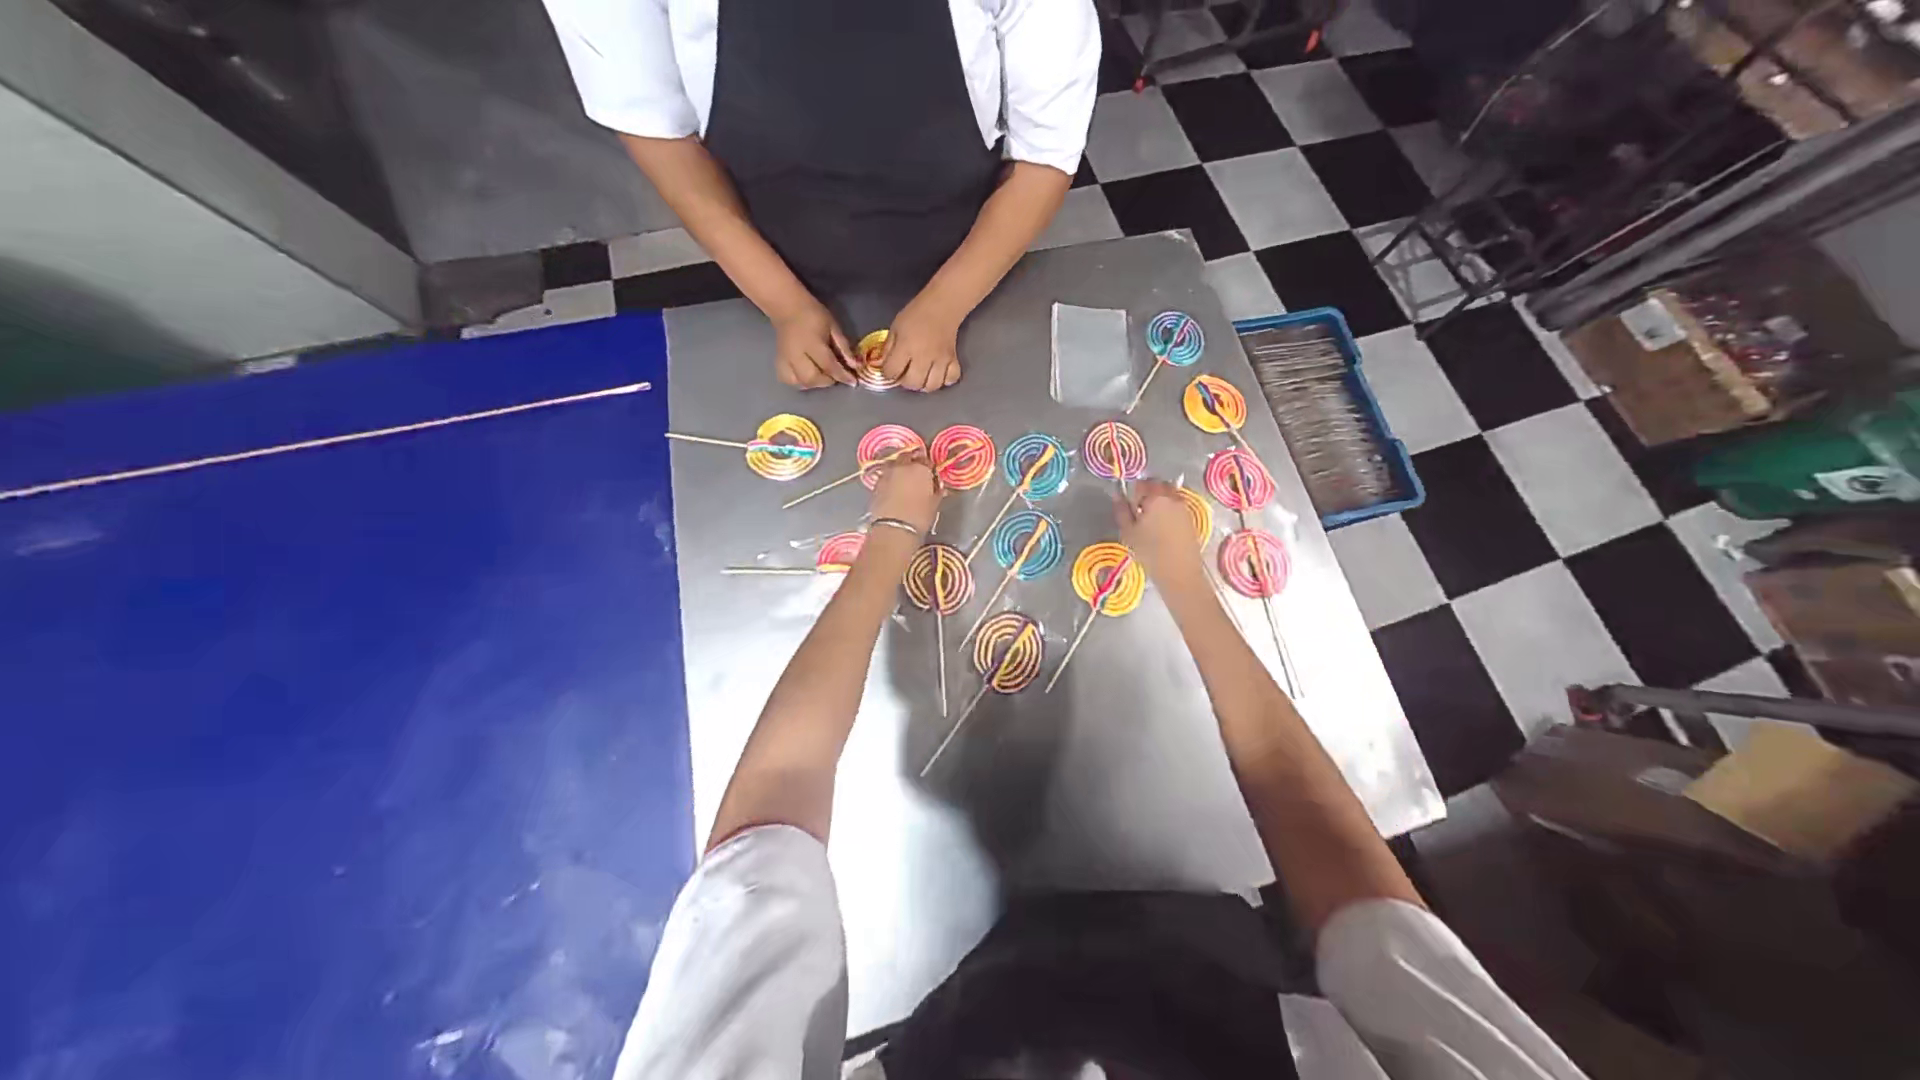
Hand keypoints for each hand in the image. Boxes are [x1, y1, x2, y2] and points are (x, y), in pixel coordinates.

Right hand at [771, 301, 855, 388]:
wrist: (788, 308)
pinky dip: (800, 383)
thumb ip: (843, 347)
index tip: (853, 382)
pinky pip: (788, 380)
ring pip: (800, 382)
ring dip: (815, 384)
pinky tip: (807, 377)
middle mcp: (796, 354)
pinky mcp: (779, 362)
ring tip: (822, 376)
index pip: (828, 365)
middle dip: (827, 381)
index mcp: (812, 342)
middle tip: (835, 375)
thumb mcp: (833, 327)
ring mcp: (785, 360)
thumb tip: (855, 366)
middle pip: (812, 378)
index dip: (842, 375)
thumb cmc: (813, 315)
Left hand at [869, 451, 942, 533]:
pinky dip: (890, 479)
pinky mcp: (875, 484)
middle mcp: (902, 466)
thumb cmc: (919, 517)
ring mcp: (887, 473)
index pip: (927, 460)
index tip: (931, 475)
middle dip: (913, 462)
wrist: (893, 529)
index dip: (929, 467)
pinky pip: (885, 476)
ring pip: (894, 465)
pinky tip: (893, 489)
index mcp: (920, 468)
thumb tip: (937, 486)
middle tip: (917, 474)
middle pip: (908, 457)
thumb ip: (936, 490)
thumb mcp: (934, 504)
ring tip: (904, 481)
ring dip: (899, 469)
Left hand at [878, 300, 961, 392]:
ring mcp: (940, 360)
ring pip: (932, 386)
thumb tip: (881, 364)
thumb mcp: (895, 328)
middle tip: (905, 374)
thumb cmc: (916, 314)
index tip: (890, 369)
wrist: (942, 306)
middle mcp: (923, 356)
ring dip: (924, 385)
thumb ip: (888, 348)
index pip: (892, 372)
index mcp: (906, 346)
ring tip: (921, 376)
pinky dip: (944, 380)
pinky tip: (938, 374)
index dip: (888, 373)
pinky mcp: (953, 360)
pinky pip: (951, 379)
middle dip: (906, 382)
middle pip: (912, 383)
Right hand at [1113, 479, 1203, 585]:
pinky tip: (1162, 526)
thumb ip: (1122, 511)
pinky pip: (1176, 506)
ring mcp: (1183, 508)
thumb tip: (1117, 495)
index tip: (1128, 503)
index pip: (1142, 484)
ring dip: (1159, 500)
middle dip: (1148, 491)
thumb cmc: (1150, 552)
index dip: (1133, 491)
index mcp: (1155, 498)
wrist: (1180, 572)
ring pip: (1169, 495)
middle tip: (1138, 507)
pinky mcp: (1190, 519)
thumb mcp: (1129, 532)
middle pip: (1159, 485)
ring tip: (1150, 518)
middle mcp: (1172, 498)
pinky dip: (1168, 509)